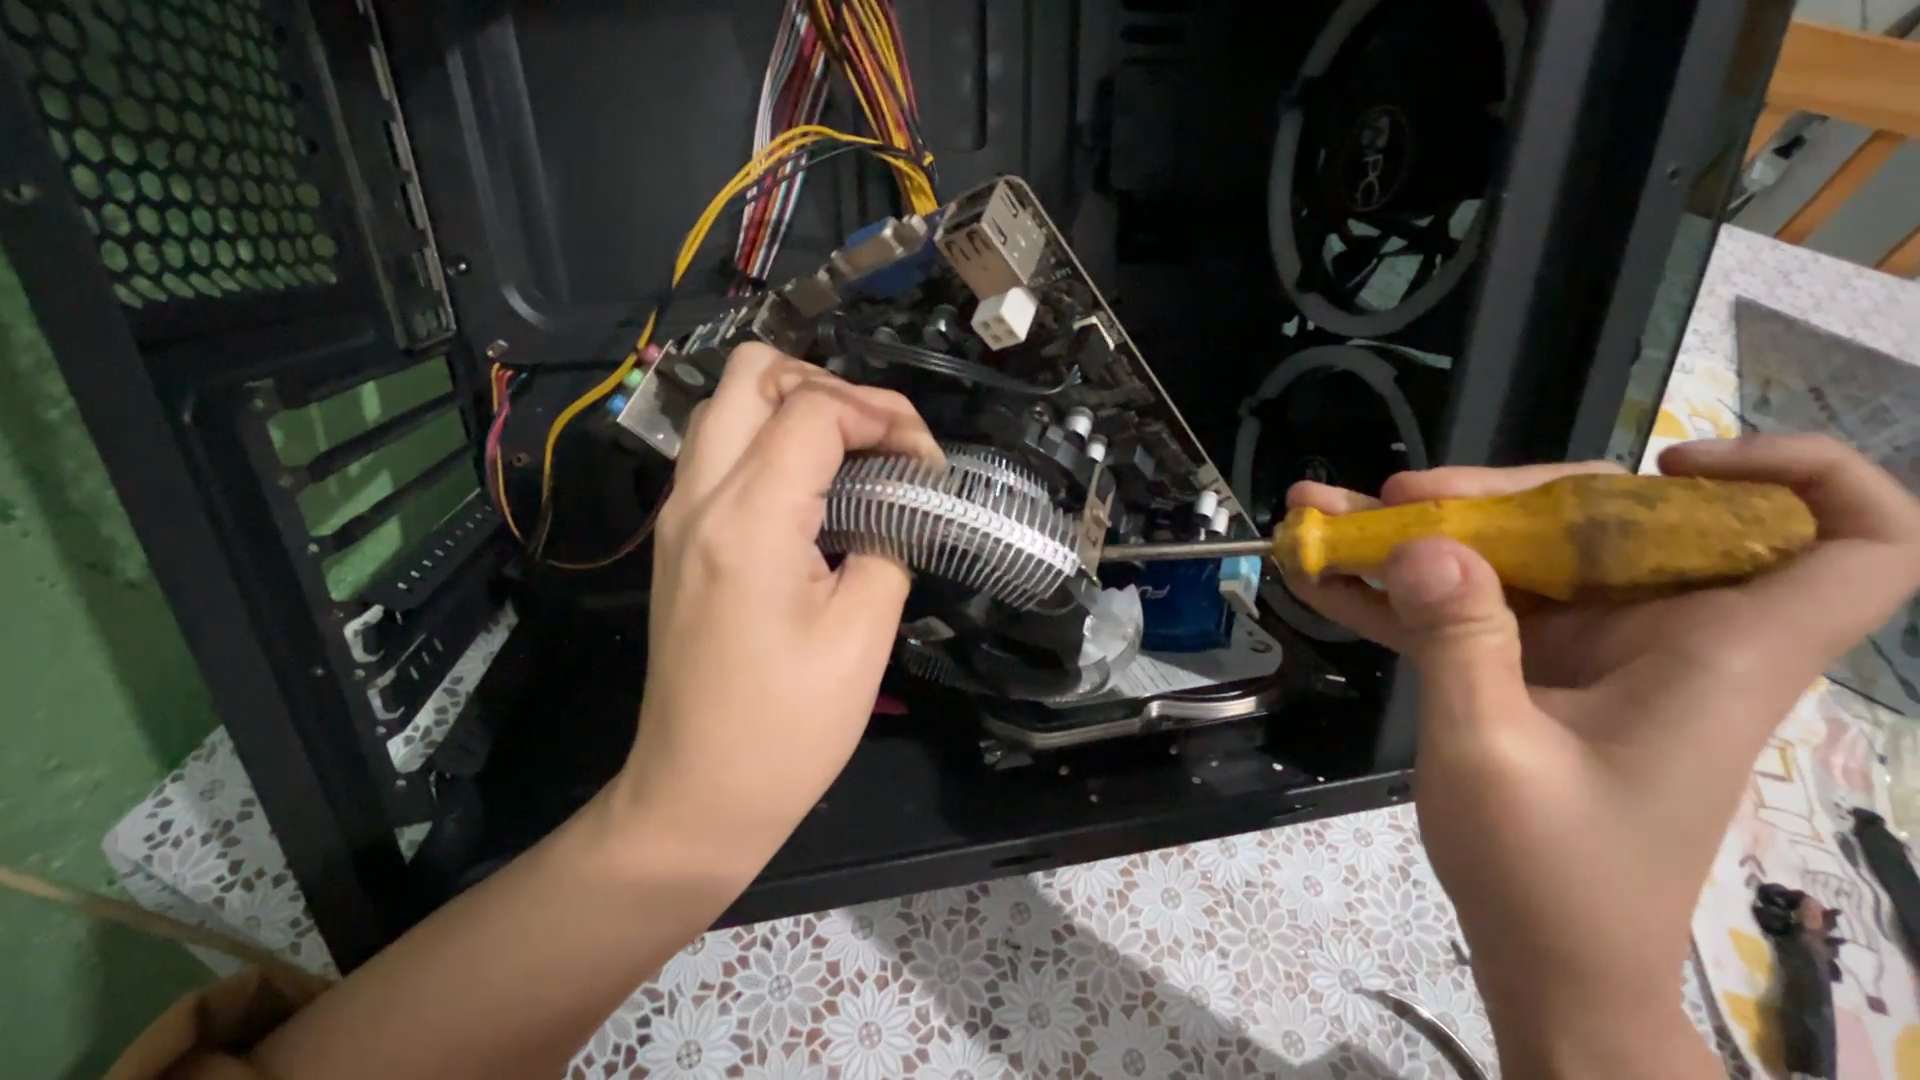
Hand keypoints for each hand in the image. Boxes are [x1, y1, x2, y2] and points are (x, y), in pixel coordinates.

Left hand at [614, 344, 941, 875]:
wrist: (697, 794)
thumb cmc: (788, 727)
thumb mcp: (864, 634)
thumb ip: (886, 543)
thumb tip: (896, 504)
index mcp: (748, 517)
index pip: (814, 409)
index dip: (883, 416)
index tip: (926, 461)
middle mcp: (699, 497)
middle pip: (752, 374)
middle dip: (829, 385)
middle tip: (881, 439)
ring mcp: (679, 516)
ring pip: (728, 405)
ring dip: (796, 407)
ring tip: (856, 455)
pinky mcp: (678, 540)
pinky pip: (720, 452)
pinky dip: (771, 443)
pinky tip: (818, 490)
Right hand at [1286, 434, 1919, 1072]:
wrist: (1549, 965)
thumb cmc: (1551, 876)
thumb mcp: (1491, 755)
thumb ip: (1459, 642)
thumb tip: (1420, 542)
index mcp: (1715, 651)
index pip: (1854, 544)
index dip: (1797, 476)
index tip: (1675, 464)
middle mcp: (1663, 635)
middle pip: (1612, 517)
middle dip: (1496, 496)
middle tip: (1391, 499)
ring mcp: (1590, 652)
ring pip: (1521, 555)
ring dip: (1418, 534)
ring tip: (1320, 516)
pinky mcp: (1530, 672)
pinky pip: (1467, 607)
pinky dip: (1398, 591)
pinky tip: (1319, 577)